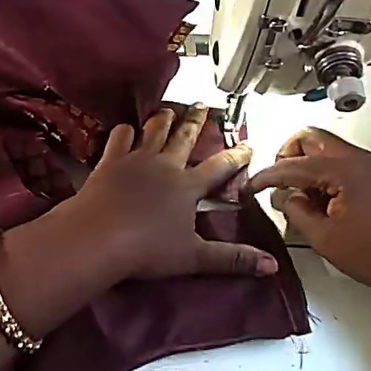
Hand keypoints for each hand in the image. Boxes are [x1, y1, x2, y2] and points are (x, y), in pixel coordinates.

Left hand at [58, 106, 278, 281]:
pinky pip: (119, 139)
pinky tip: (125, 128)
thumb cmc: (148, 249)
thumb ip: (232, 258)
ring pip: (153, 132)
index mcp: (187, 187)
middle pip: (184, 138)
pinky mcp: (109, 161)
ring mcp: (135, 160)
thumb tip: (271, 265)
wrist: (99, 236)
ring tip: (168, 109)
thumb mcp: (195, 257)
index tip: (247, 144)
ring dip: (163, 119)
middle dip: (196, 121)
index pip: (219, 168)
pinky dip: (124, 131)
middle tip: (202, 104)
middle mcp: (164, 166)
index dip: (236, 156)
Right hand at [245, 128, 370, 299]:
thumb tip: (287, 199)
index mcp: (343, 169)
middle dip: (287, 155)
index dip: (267, 175)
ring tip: (302, 197)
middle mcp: (359, 160)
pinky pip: (343, 163)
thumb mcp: (325, 238)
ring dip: (307, 164)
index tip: (254, 185)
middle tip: (278, 180)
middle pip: (310, 138)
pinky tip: (324, 203)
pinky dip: (325, 173)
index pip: (292, 164)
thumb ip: (297, 212)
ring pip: (327, 149)